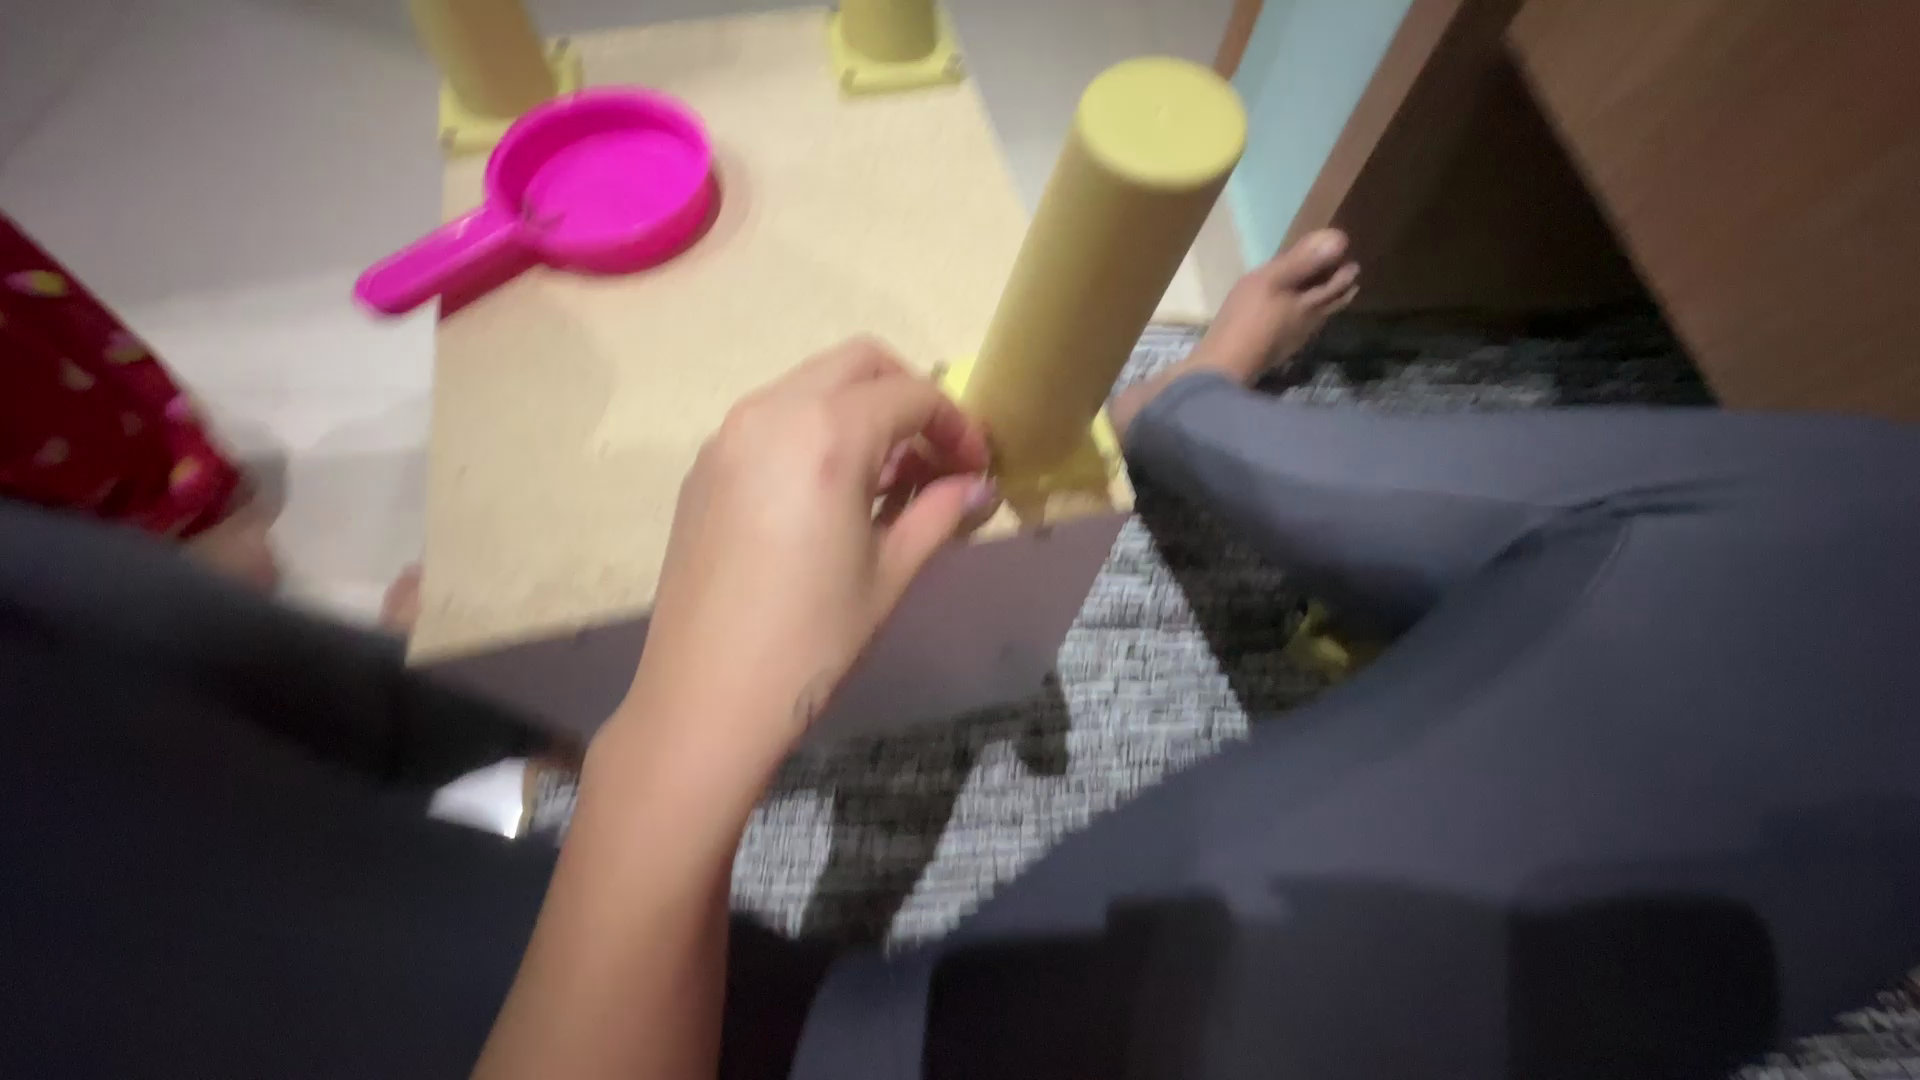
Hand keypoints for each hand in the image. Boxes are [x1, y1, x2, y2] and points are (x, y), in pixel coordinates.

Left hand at [623, 338, 996, 754]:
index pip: (911, 395)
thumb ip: (940, 512)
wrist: (706, 697)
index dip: (957, 425)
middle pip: (858, 363)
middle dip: (909, 395)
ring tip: (887, 479)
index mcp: (825, 435)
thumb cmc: (812, 641)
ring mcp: (728, 435)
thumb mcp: (891, 573)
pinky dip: (817, 430)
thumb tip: (980, 486)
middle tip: (934, 456)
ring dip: (861, 411)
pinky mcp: (705, 466)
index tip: (976, 468)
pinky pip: (774, 418)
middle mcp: (771, 412)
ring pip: (812, 385)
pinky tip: (832, 492)